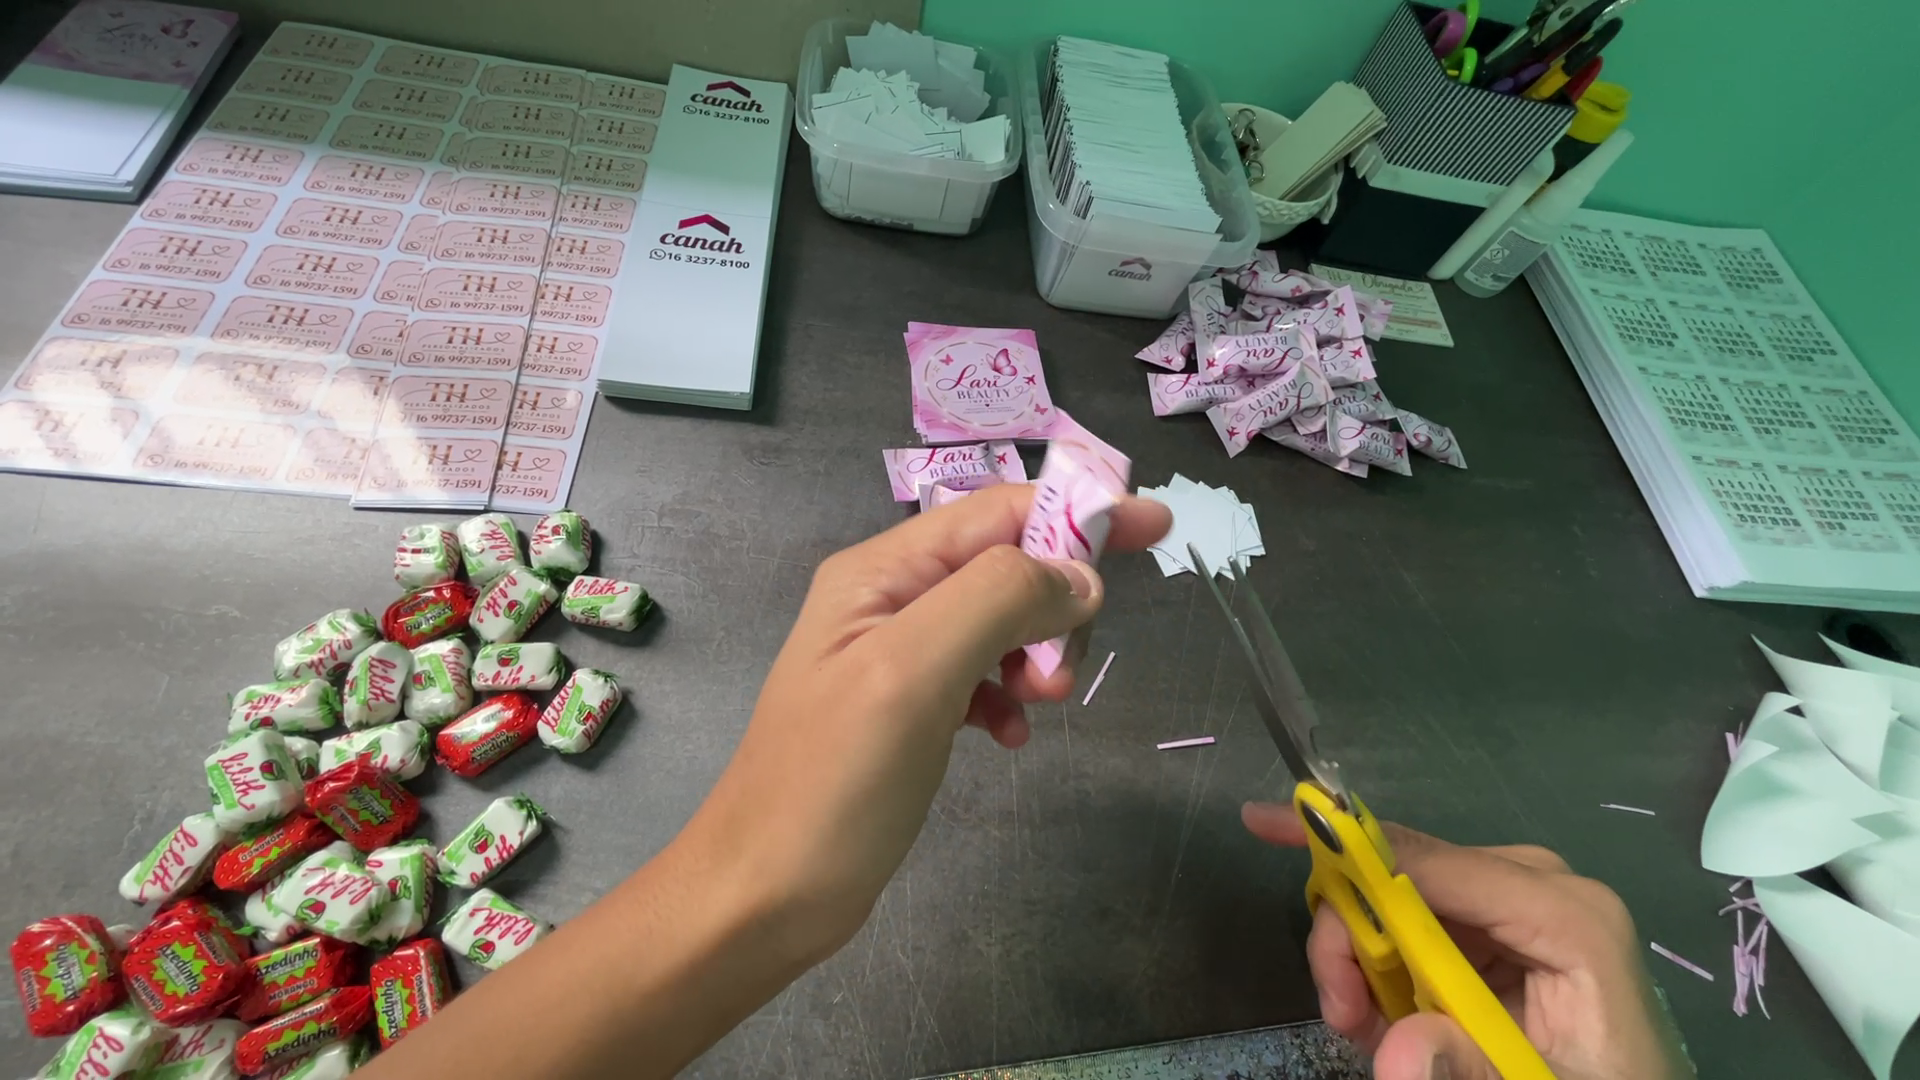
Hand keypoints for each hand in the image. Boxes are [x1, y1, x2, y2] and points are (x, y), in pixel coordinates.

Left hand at [689, 483, 1171, 962]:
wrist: (766, 894)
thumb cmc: (833, 782)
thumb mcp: (913, 673)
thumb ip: (997, 601)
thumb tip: (1079, 580)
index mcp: (883, 571)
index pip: (999, 512)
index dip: (1078, 513)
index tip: (1156, 527)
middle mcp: (891, 597)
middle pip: (1007, 566)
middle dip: (1053, 605)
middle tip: (1062, 672)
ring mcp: (900, 652)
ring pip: (1003, 622)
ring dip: (1037, 654)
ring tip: (1038, 705)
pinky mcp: (911, 703)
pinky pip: (984, 673)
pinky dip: (1010, 695)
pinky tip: (1008, 736)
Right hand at [1242, 803, 1693, 1079]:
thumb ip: (1474, 1073)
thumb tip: (1397, 1048)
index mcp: (1564, 914)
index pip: (1429, 863)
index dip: (1344, 843)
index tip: (1262, 823)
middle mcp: (1531, 881)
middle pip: (1396, 875)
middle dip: (1348, 935)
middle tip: (1339, 1011)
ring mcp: (1504, 893)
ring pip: (1387, 893)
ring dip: (1357, 955)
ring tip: (1359, 1024)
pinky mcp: (1486, 912)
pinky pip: (1402, 913)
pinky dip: (1377, 960)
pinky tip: (1386, 1008)